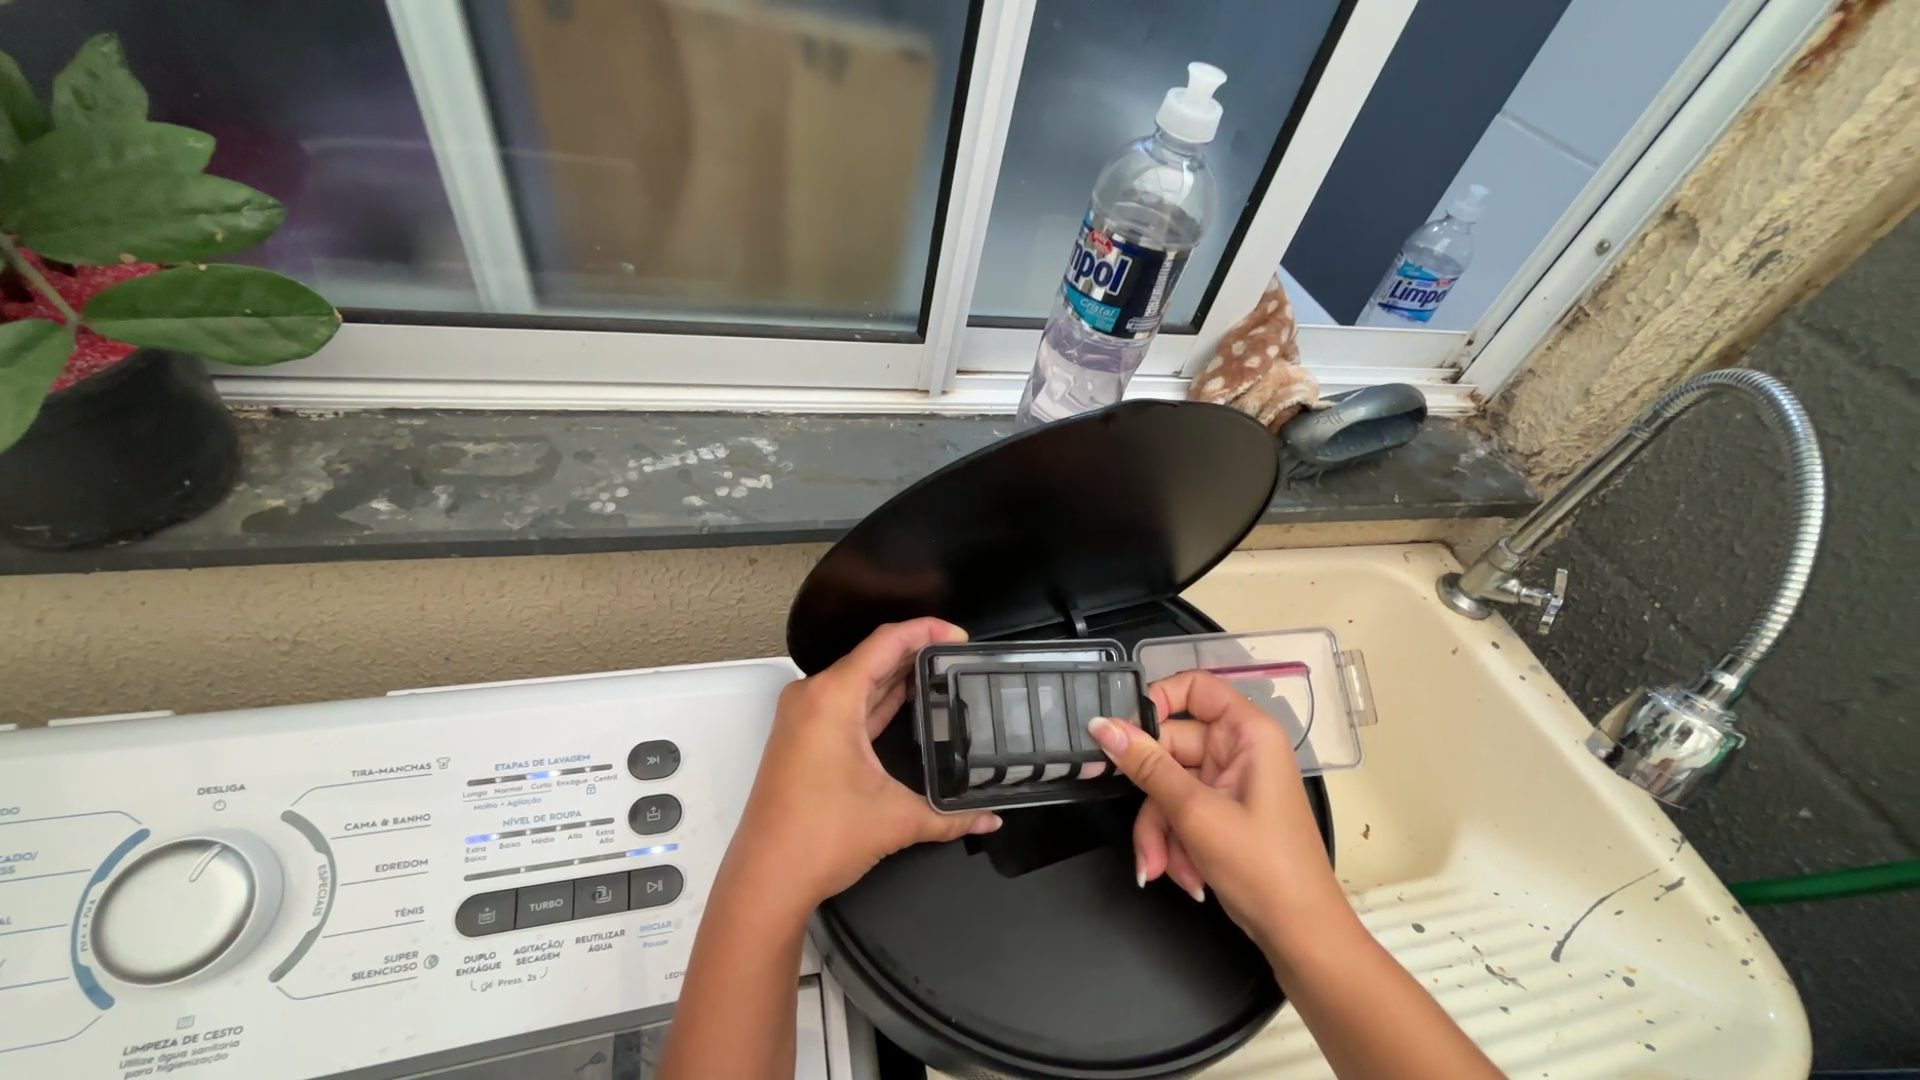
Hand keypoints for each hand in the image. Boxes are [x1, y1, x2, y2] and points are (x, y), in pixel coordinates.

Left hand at [727, 618, 1001, 915]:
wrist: (766, 879)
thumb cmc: (812, 841)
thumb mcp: (895, 819)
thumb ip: (950, 815)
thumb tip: (986, 818)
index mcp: (832, 698)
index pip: (885, 642)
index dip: (925, 631)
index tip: (957, 634)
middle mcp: (812, 698)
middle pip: (872, 656)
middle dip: (916, 652)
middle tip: (956, 654)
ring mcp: (804, 717)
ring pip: (859, 679)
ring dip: (896, 675)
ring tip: (938, 672)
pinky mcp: (803, 737)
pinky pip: (846, 702)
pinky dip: (876, 698)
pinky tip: (904, 701)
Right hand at [1087, 671, 1346, 957]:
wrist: (1301, 936)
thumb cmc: (1263, 867)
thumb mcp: (1195, 812)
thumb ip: (1146, 765)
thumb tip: (1103, 726)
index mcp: (1247, 733)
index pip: (1193, 688)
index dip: (1156, 702)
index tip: (1124, 734)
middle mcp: (1238, 750)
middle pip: (1170, 748)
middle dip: (1152, 799)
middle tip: (1136, 828)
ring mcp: (1228, 782)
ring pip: (1167, 786)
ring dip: (1159, 830)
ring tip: (1162, 867)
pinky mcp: (1220, 811)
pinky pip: (1179, 810)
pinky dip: (1173, 842)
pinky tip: (1181, 874)